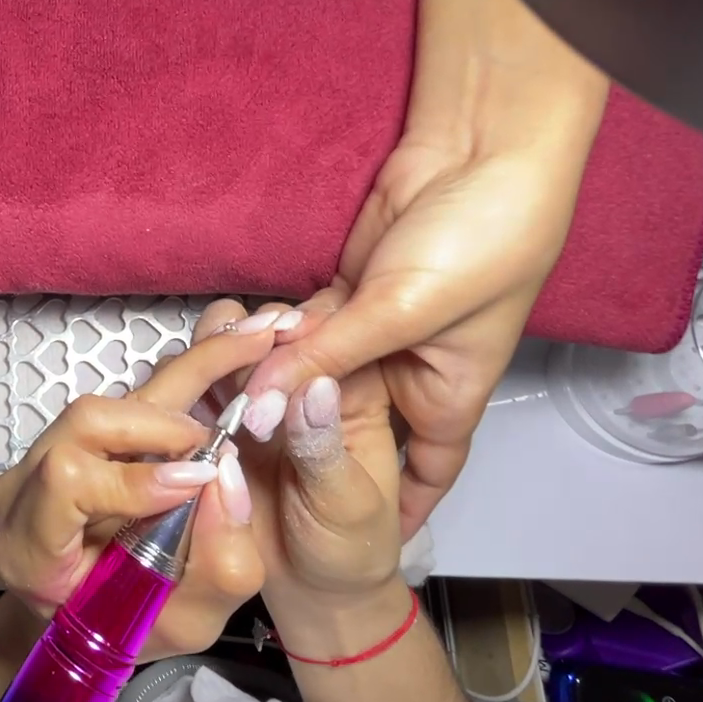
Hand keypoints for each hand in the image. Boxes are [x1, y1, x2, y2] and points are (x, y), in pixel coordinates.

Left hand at [0, 319, 286, 659]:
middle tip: (238, 400)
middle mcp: (17, 493)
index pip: (66, 482)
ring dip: (173, 390)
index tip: (198, 477)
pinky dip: (169, 388)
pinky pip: (111, 406)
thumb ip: (215, 563)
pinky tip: (221, 363)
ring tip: (241, 362)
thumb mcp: (187, 622)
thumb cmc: (130, 628)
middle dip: (164, 416)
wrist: (86, 613)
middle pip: (81, 424)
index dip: (134, 476)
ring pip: (98, 407)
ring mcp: (30, 460)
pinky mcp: (56, 438)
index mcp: (28, 550)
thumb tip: (224, 474)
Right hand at [192, 301, 402, 618]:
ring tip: (195, 378)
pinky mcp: (207, 427)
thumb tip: (313, 387)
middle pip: (261, 335)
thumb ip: (325, 449)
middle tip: (227, 354)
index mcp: (343, 395)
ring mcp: (246, 405)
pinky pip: (187, 394)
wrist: (309, 595)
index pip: (321, 340)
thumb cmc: (349, 549)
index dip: (295, 331)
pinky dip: (176, 391)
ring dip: (203, 357)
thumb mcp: (348, 503)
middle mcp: (290, 389)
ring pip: (219, 356)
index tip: (271, 335)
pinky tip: (170, 405)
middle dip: (239, 334)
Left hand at [245, 143, 577, 536]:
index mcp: (446, 392)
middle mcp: (405, 369)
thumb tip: (263, 405)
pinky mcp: (345, 294)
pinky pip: (303, 328)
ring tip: (223, 402)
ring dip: (277, 378)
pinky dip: (276, 334)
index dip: (401, 509)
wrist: (475, 157)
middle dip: (301, 434)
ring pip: (312, 369)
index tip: (362, 544)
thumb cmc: (479, 246)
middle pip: (344, 417)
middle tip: (241, 459)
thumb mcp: (402, 313)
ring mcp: (371, 330)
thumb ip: (329, 358)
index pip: (424, 469)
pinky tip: (241, 343)